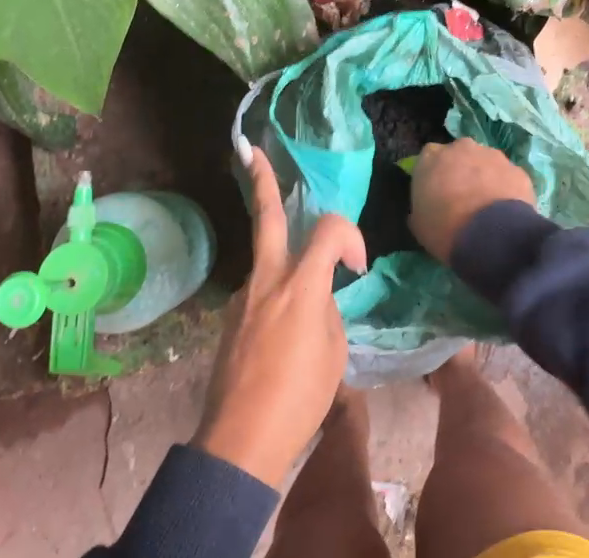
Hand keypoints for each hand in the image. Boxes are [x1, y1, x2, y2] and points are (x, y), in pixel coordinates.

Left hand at [194, 143, 366, 486]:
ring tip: (302, 310)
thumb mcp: (334, 351)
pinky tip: (281, 337)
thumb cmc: (301, 398)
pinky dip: (275, 298)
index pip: (330, 230)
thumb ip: (327, 310)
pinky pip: (259, 293)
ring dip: (284, 261)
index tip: (358, 266)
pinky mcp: (230, 319)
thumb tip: (318, 297)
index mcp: (300, 286)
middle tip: (252, 150)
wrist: (242, 438)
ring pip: (266, 260)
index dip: (352, 237)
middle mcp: (266, 280)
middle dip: (262, 180)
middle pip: (267, 217)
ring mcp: (242, 297)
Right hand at [410, 138, 535, 263]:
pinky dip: (506, 190)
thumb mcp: (418, 223)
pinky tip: (506, 212)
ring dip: (485, 179)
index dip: (434, 177)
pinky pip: (508, 178)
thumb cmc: (444, 228)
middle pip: (459, 156)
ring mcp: (493, 155)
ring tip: (487, 207)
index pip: (429, 159)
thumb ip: (421, 206)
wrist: (490, 236)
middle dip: (461, 172)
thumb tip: (426, 208)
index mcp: (431, 157)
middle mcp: (461, 147)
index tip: (436, 194)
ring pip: (486, 164)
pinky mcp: (518, 169)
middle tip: (463, 199)